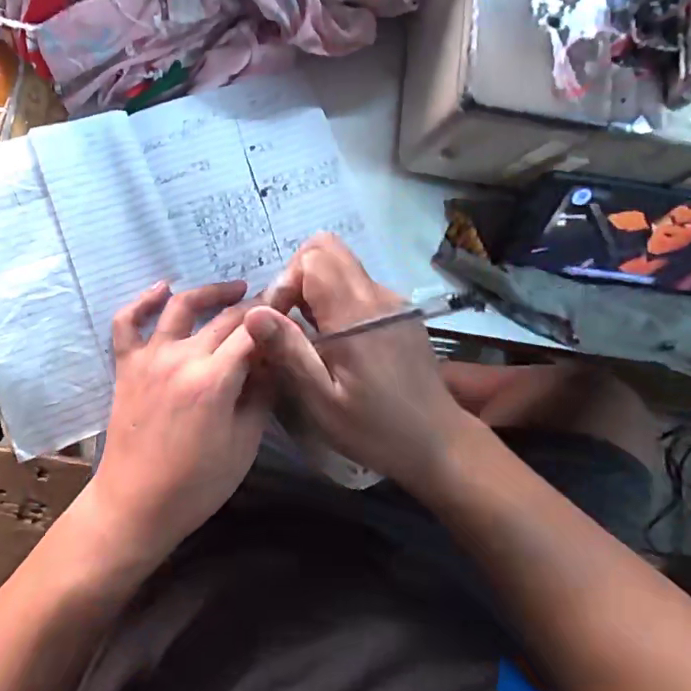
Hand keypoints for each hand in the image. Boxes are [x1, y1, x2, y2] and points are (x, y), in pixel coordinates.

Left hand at [85, 280, 271, 562]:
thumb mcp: (244, 443)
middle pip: (224, 318)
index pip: (253, 333)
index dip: (277, 320)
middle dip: (254, 308)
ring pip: (181, 307)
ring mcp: (149, 358)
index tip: (293, 313)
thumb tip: (274, 359)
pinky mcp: (126, 366)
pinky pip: (127, 322)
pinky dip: (144, 301)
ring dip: (210, 292)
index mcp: (214, 380)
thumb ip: (261, 394)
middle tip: (275, 305)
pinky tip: (163, 289)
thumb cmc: (197, 484)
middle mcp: (181, 358)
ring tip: (235, 289)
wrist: (136, 505)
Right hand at [242, 234, 480, 492]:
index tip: (277, 322)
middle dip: (296, 276)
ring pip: (343, 266)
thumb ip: (289, 351)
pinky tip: (334, 342)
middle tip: (288, 320)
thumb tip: (253, 312)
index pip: (312, 259)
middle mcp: (377, 295)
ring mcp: (392, 301)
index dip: (284, 282)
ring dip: (315, 288)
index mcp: (356, 313)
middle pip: (328, 248)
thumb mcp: (322, 400)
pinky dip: (335, 300)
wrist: (437, 442)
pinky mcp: (400, 313)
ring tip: (308, 335)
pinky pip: (358, 286)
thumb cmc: (375, 428)